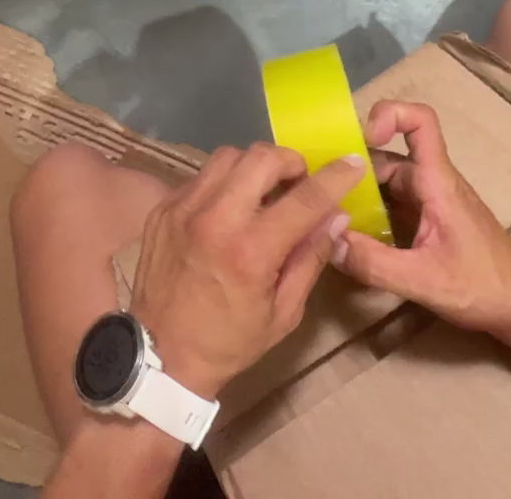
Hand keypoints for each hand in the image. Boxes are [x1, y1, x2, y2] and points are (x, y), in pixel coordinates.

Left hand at [131, 143, 365, 398]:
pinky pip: (201, 176)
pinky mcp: (163, 206)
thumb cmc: (229, 341)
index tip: (352, 162)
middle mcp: (214, 217)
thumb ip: (311, 258)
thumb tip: (336, 216)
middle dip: (290, 161)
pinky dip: (223, 182)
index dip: (335, 176)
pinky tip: (228, 208)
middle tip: (298, 181)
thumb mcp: (284, 312)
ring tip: (263, 190)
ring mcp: (183, 207)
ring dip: (254, 166)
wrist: (158, 354)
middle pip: (261, 157)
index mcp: (250, 250)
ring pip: (228, 156)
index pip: (304, 198)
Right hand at [329, 101, 510, 336]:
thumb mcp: (426, 282)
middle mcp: (430, 181)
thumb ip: (375, 264)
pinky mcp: (422, 220)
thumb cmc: (486, 288)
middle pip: (384, 155)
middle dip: (351, 168)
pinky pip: (385, 202)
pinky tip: (346, 234)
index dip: (389, 114)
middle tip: (318, 191)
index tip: (362, 138)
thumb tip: (328, 242)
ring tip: (324, 213)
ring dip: (354, 192)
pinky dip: (364, 211)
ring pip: (381, 180)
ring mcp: (426, 200)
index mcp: (438, 181)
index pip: (420, 121)